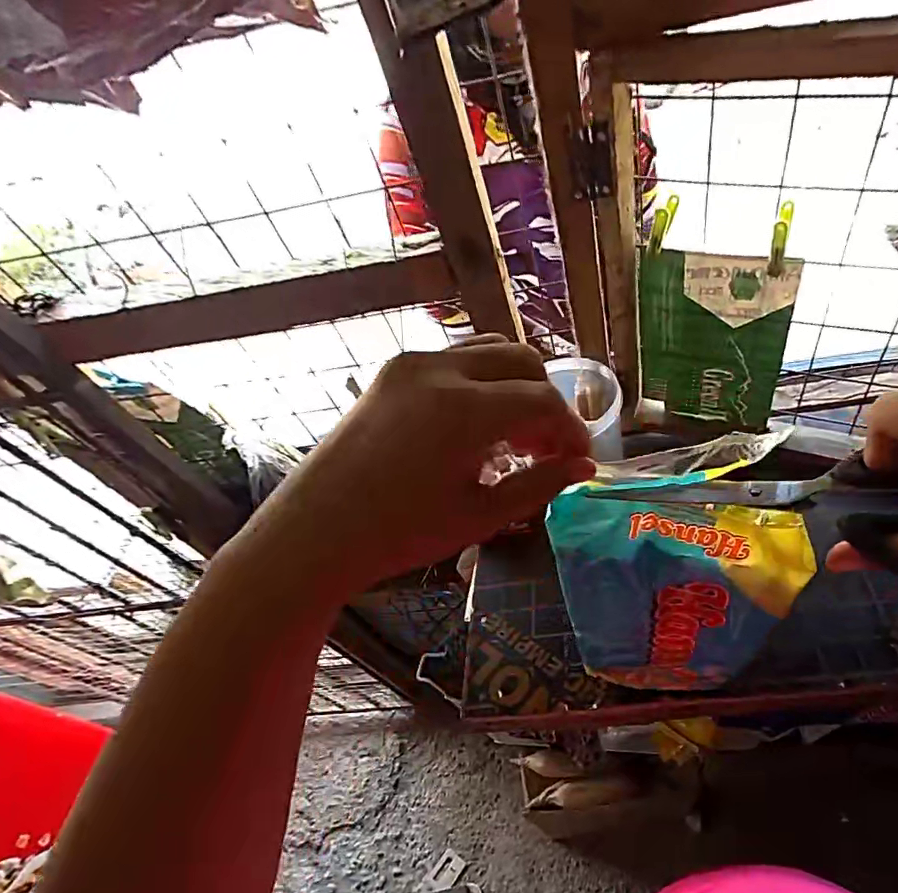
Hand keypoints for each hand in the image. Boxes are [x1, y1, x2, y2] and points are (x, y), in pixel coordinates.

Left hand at [239, 335, 594, 596]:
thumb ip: (537, 486)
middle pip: (522, 362)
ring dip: (515, 387)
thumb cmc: (399, 534)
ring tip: (515, 437)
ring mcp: (411, 364)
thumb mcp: (478, 516)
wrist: (315, 531)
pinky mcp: (391, 372)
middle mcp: (440, 369)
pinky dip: (481, 384)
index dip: (570, 431)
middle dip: (546, 403)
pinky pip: (454, 362)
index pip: (543, 401)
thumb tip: (582, 468)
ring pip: (488, 353)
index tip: (578, 460)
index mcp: (465, 409)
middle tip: (547, 450)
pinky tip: (476, 428)